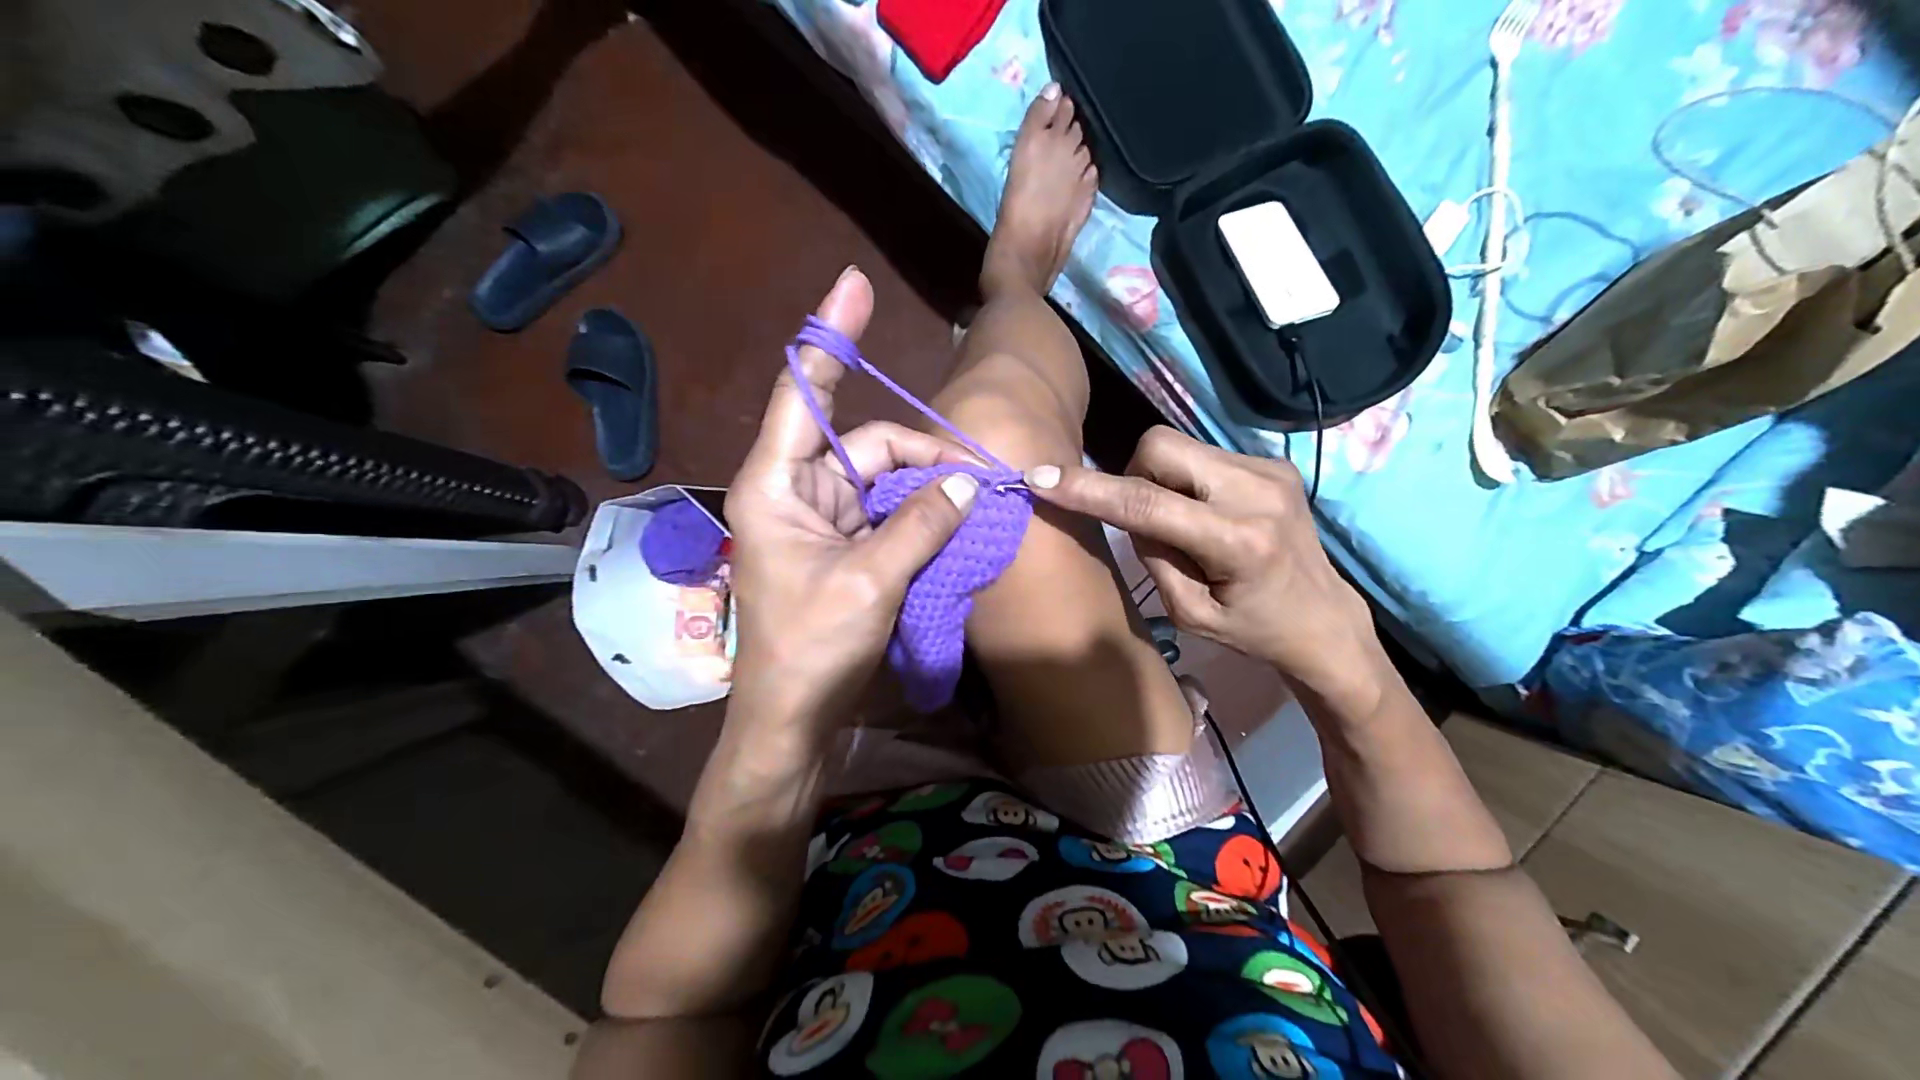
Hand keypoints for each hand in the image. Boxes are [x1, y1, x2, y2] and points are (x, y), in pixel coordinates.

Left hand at [723, 267, 981, 723]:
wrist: (794, 718)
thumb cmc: (811, 649)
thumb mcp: (870, 582)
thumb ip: (920, 524)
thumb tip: (970, 480)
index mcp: (778, 485)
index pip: (801, 393)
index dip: (829, 337)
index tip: (853, 283)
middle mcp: (798, 490)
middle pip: (867, 443)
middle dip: (921, 453)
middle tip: (980, 476)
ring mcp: (824, 518)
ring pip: (885, 479)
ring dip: (928, 488)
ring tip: (976, 502)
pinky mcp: (845, 545)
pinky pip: (889, 511)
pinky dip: (922, 513)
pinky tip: (956, 521)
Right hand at [1028, 426, 1384, 709]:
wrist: (1324, 619)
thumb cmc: (1253, 629)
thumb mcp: (1188, 612)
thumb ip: (1152, 555)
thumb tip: (1127, 506)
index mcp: (1238, 542)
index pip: (1146, 503)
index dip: (1089, 489)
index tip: (1042, 478)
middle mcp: (1258, 491)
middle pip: (1160, 446)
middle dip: (1133, 474)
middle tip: (1143, 517)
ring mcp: (1269, 469)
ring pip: (1178, 445)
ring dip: (1160, 479)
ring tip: (1182, 522)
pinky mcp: (1273, 462)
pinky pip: (1200, 453)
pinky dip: (1185, 479)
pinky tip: (1205, 512)